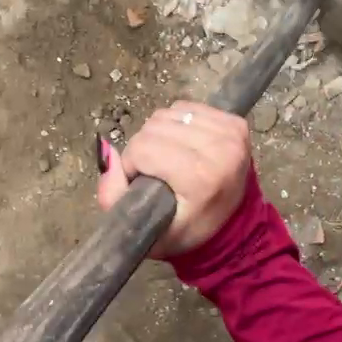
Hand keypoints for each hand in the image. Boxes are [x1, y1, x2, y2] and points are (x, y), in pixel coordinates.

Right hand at [96, 101, 250, 257]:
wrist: (231, 230)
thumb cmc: (184, 233)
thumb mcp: (142, 230)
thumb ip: (113, 196)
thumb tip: (107, 149)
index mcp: (200, 177)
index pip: (143, 149)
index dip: (132, 165)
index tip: (141, 183)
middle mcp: (220, 148)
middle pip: (154, 128)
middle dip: (145, 149)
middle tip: (156, 173)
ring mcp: (230, 133)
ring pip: (168, 114)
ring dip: (160, 135)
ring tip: (170, 160)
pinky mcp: (235, 122)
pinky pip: (186, 108)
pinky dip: (177, 125)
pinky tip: (184, 147)